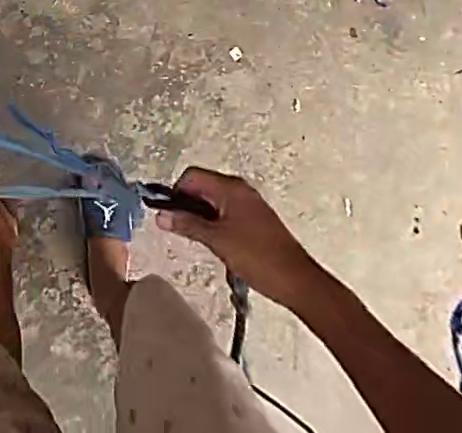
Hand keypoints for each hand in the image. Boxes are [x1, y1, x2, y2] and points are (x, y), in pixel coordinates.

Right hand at [155, 167, 326, 307]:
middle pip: (202, 187)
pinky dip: (217, 223)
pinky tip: (219, 243)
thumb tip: (161, 216)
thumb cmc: (259, 258)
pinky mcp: (257, 221)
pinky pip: (227, 212)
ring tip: (202, 238)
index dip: (177, 191)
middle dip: (189, 205)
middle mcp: (241, 191)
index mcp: (231, 188)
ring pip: (214, 201)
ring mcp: (251, 205)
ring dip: (203, 216)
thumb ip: (186, 224)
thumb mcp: (216, 240)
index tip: (172, 213)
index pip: (191, 176)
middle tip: (184, 226)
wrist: (301, 285)